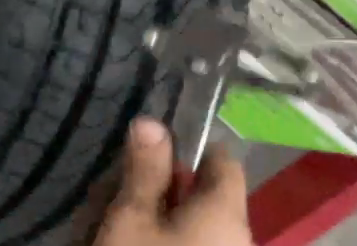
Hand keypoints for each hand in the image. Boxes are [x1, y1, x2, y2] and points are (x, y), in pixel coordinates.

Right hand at [95, 119, 252, 245]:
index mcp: (227, 216)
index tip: (150, 136)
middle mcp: (240, 237)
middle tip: (118, 177)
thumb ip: (145, 170)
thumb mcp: (133, 216)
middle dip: (162, 180)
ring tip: (116, 207)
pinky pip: (193, 239)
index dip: (189, 143)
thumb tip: (153, 122)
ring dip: (158, 207)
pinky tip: (133, 233)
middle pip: (205, 192)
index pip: (223, 162)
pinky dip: (163, 230)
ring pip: (195, 218)